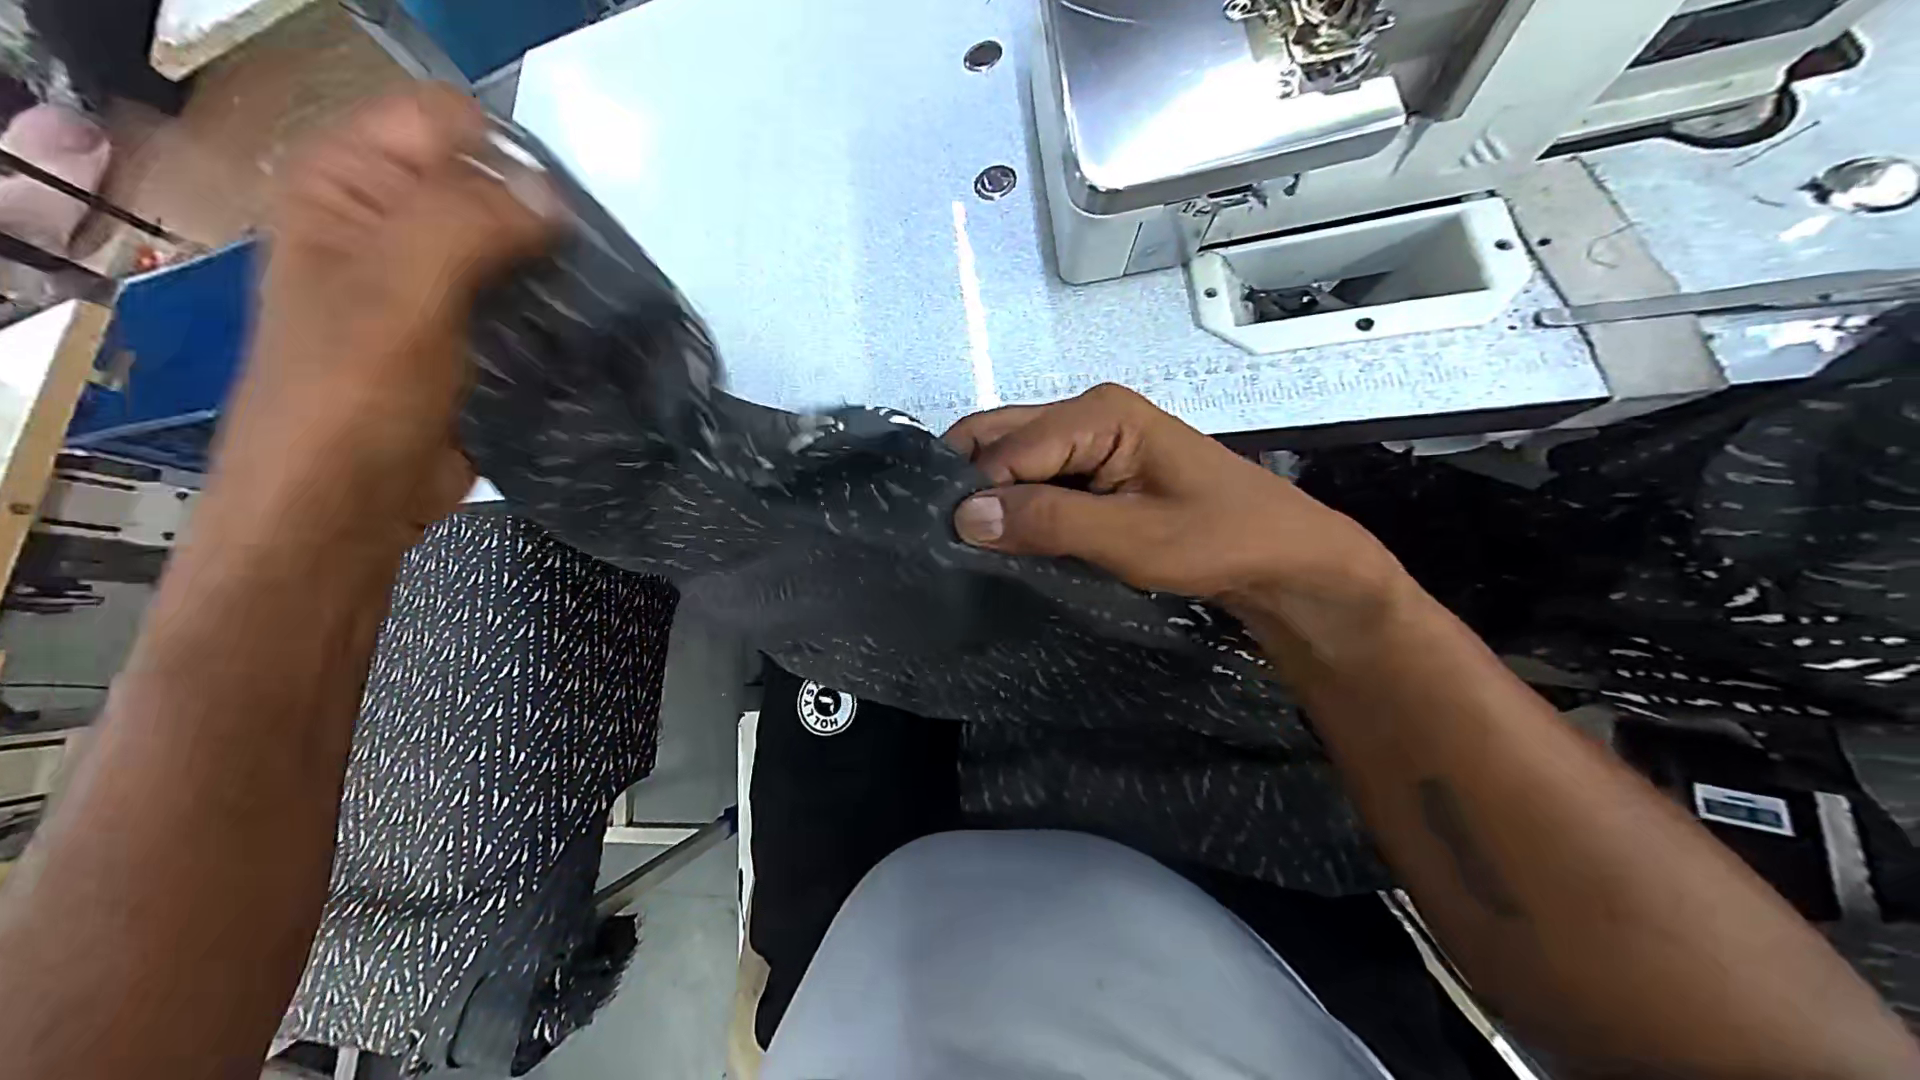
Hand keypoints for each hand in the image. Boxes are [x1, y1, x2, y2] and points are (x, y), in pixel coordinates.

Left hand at [221, 85, 552, 545]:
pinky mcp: (474, 340)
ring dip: (561, 274)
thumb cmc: (353, 396)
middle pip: (492, 188)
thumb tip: (556, 197)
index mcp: (350, 188)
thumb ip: (468, 221)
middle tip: (595, 269)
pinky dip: (560, 315)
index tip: (564, 216)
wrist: (350, 505)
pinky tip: (591, 335)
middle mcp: (393, 227)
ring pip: (519, 251)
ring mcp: (437, 288)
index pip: (445, 124)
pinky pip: (528, 306)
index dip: (508, 156)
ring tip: (603, 304)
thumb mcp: (397, 291)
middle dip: (548, 221)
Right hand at [945, 384, 1410, 656]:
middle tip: (949, 540)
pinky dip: (1016, 506)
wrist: (1282, 559)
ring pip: (1013, 459)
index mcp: (1098, 413)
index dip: (976, 492)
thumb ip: (1049, 520)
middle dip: (970, 483)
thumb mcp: (1132, 536)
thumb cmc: (1218, 540)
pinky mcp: (1096, 469)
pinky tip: (1007, 538)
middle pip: (1000, 438)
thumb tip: (964, 516)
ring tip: (971, 545)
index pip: (1007, 446)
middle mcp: (1087, 413)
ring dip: (992, 497)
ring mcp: (1092, 440)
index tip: (953, 543)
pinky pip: (1037, 479)